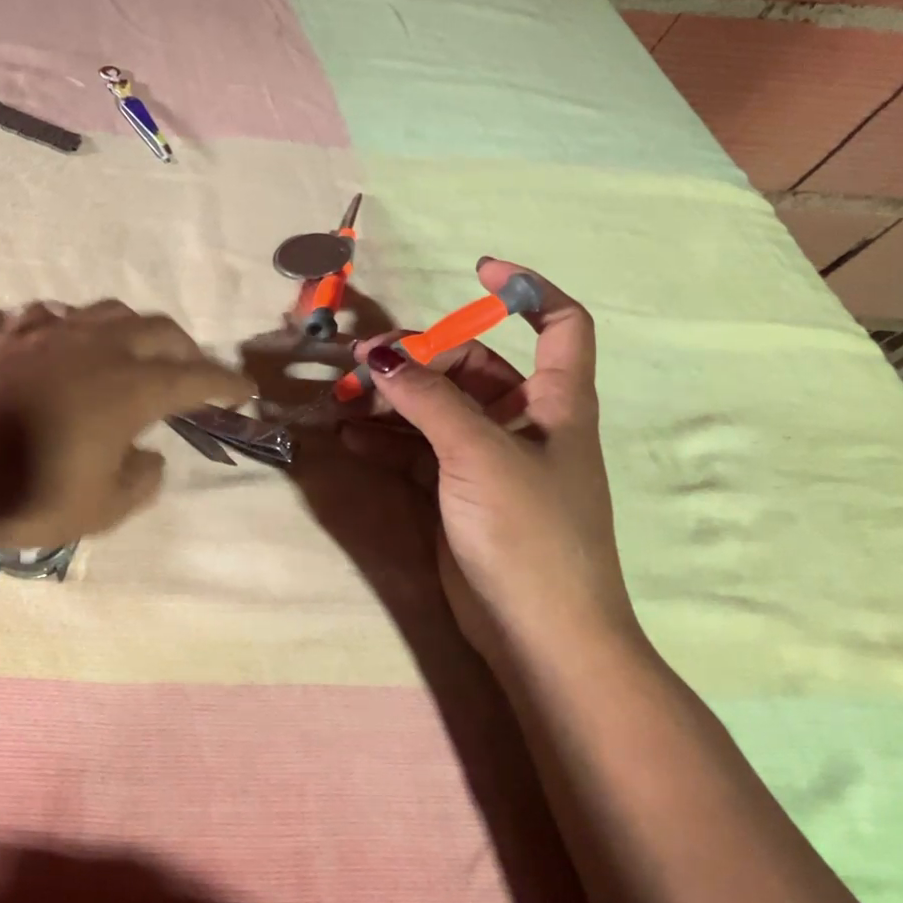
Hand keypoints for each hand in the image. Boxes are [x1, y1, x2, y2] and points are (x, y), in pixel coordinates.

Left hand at [0, 301, 252, 548]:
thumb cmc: (24, 497)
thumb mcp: (99, 510)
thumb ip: (140, 481)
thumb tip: (150, 457)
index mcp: (129, 387)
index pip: (194, 377)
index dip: (225, 383)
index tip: (245, 390)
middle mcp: (94, 346)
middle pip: (157, 330)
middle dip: (185, 348)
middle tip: (194, 371)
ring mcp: (45, 333)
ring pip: (106, 312)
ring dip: (134, 329)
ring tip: (139, 349)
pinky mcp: (5, 336)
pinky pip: (51, 316)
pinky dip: (74, 326)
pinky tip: (68, 340)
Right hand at [348, 260, 638, 665]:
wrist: (539, 631)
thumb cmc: (530, 532)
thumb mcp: (479, 454)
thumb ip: (428, 401)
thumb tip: (378, 356)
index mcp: (556, 403)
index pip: (560, 326)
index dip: (528, 291)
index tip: (478, 271)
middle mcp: (523, 423)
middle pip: (471, 366)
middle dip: (419, 358)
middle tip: (363, 365)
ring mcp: (486, 460)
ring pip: (435, 410)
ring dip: (392, 400)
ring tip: (342, 399)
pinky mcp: (456, 494)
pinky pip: (415, 450)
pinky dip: (384, 439)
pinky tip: (349, 437)